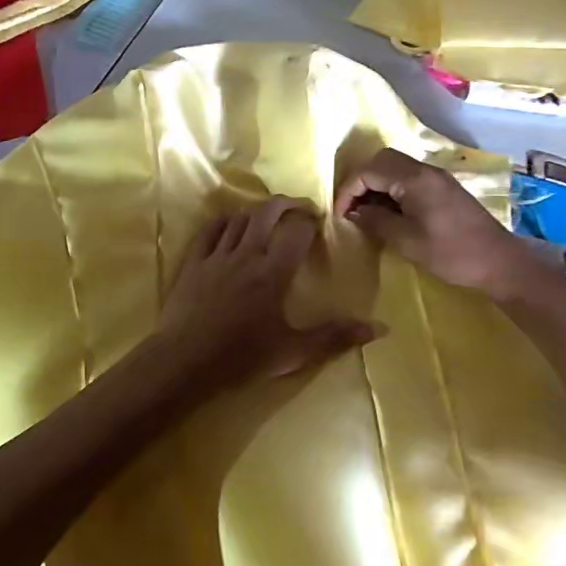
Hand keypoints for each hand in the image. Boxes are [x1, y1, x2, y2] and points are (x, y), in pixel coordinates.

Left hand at [157, 196, 376, 385]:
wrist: (184, 362)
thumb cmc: (242, 357)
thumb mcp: (295, 351)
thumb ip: (335, 336)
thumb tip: (380, 328)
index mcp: (273, 272)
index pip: (297, 232)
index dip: (310, 222)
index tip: (319, 223)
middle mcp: (247, 254)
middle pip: (267, 213)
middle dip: (287, 203)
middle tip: (300, 207)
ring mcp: (217, 256)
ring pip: (239, 218)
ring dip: (258, 210)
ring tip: (269, 214)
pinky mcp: (193, 263)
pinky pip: (209, 230)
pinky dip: (224, 221)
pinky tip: (231, 223)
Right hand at [334, 149, 558, 301]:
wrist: (498, 262)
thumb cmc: (451, 253)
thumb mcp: (406, 241)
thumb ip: (376, 221)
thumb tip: (354, 212)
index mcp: (415, 179)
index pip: (370, 170)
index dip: (348, 189)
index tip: (339, 215)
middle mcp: (426, 171)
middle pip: (382, 161)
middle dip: (361, 182)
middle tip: (351, 210)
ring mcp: (437, 179)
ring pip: (396, 169)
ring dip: (377, 187)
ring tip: (366, 215)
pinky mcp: (444, 190)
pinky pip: (409, 180)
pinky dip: (392, 192)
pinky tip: (389, 215)